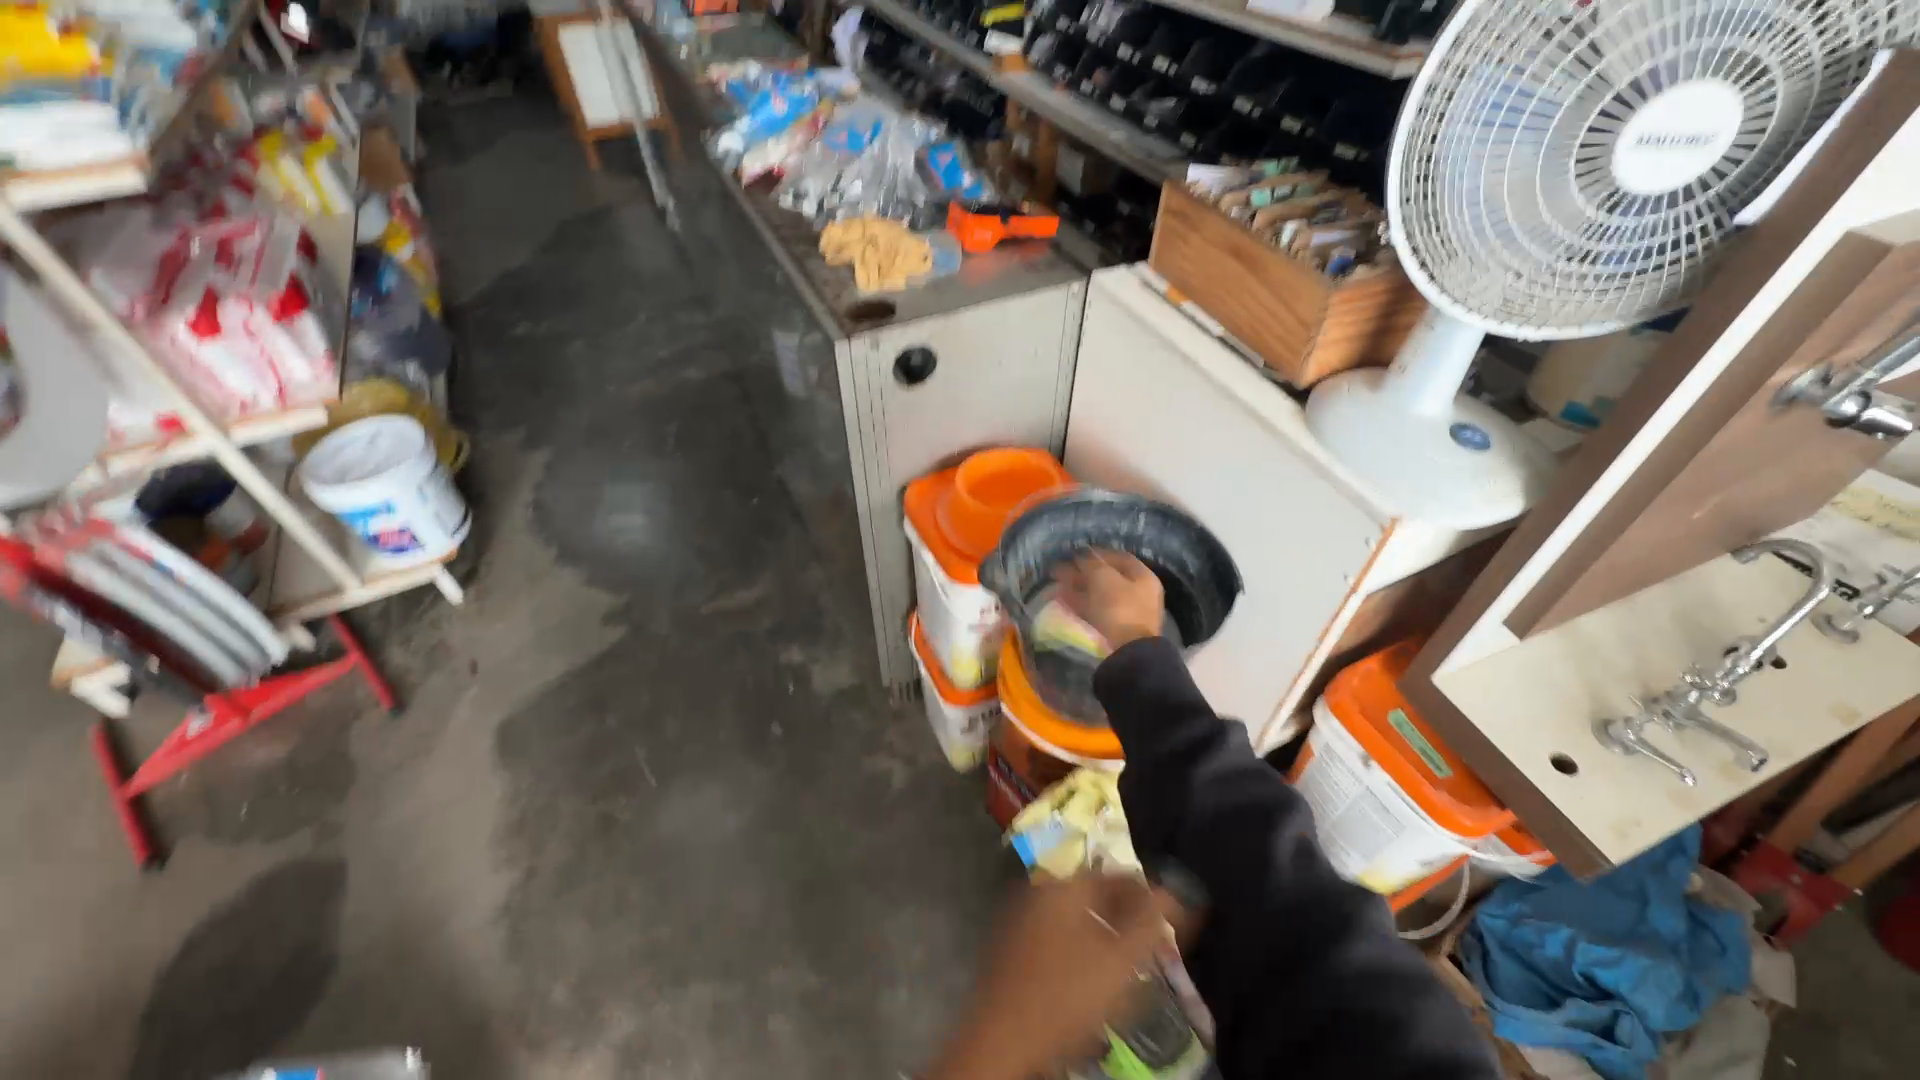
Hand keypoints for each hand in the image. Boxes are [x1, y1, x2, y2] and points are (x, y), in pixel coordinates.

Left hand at [928, 873, 1192, 1079]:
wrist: (1003, 1039)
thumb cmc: (1066, 996)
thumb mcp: (1120, 961)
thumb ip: (1152, 923)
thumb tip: (1175, 893)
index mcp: (1063, 886)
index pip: (1118, 875)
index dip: (1149, 896)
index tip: (1170, 921)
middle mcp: (1038, 892)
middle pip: (1094, 895)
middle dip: (1126, 916)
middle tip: (1149, 945)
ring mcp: (1019, 918)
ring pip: (1075, 918)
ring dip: (1103, 935)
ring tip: (1124, 965)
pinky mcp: (1010, 947)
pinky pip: (1055, 937)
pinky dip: (1078, 948)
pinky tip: (1089, 979)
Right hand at [1052, 551, 1165, 648]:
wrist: (1128, 651)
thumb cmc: (1119, 607)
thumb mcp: (1104, 578)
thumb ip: (1091, 564)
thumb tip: (1080, 557)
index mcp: (1143, 577)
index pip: (1120, 558)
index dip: (1097, 553)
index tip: (1077, 552)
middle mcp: (1138, 593)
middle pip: (1108, 577)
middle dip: (1084, 572)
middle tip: (1063, 568)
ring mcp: (1127, 613)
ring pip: (1099, 594)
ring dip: (1079, 587)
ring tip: (1058, 583)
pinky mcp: (1114, 629)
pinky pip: (1094, 610)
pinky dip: (1080, 603)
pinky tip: (1063, 598)